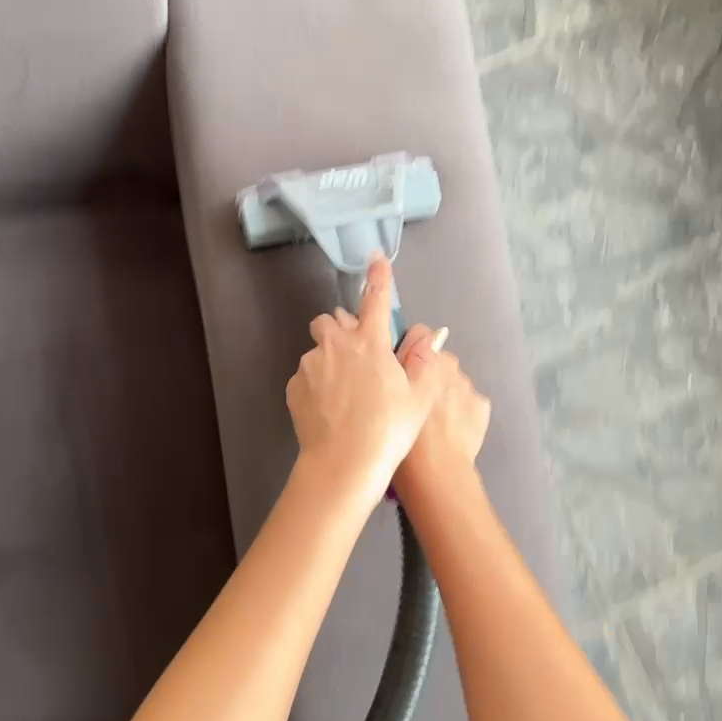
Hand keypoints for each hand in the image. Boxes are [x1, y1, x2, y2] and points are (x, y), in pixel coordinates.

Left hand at [286, 256, 440, 487]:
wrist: (344, 463)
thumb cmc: (389, 429)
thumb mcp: (420, 397)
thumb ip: (423, 362)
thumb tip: (428, 338)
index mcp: (370, 342)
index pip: (376, 300)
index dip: (378, 277)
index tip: (375, 257)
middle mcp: (335, 346)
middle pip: (329, 320)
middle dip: (338, 328)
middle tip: (356, 355)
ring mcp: (310, 366)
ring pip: (317, 352)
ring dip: (328, 362)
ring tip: (344, 395)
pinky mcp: (294, 388)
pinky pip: (306, 378)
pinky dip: (316, 387)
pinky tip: (330, 411)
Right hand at [393, 323, 490, 492]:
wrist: (435, 472)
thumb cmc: (397, 433)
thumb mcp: (386, 395)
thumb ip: (393, 366)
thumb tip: (397, 348)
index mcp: (422, 357)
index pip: (418, 333)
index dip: (407, 350)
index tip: (399, 369)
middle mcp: (449, 363)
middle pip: (437, 358)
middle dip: (427, 372)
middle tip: (414, 401)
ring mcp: (468, 385)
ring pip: (453, 381)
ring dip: (444, 392)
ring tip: (431, 420)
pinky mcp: (482, 405)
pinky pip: (468, 400)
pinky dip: (460, 410)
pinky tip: (449, 430)